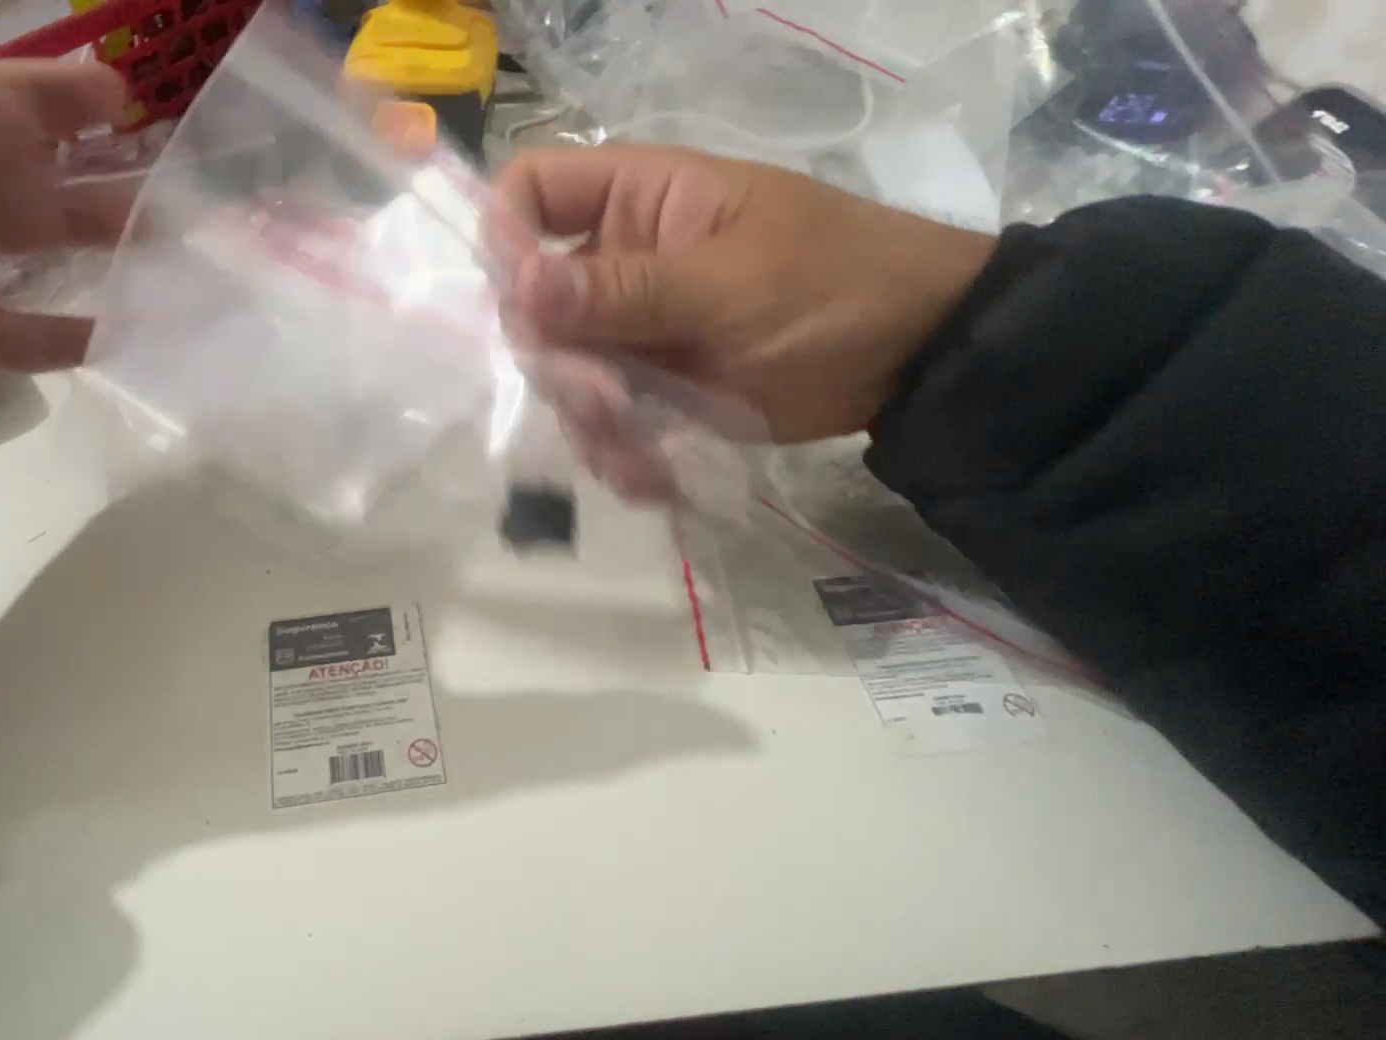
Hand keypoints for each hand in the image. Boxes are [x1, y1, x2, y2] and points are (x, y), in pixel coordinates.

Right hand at [492, 145, 995, 494]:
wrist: (908, 359)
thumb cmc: (834, 287)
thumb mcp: (731, 283)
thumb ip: (625, 289)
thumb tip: (518, 290)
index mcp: (637, 201)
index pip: (533, 188)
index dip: (506, 234)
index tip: (519, 302)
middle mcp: (616, 262)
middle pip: (534, 303)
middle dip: (560, 362)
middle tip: (605, 403)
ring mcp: (628, 331)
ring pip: (563, 374)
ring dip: (590, 421)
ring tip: (640, 456)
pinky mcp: (645, 388)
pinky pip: (600, 420)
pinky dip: (618, 452)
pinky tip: (651, 476)